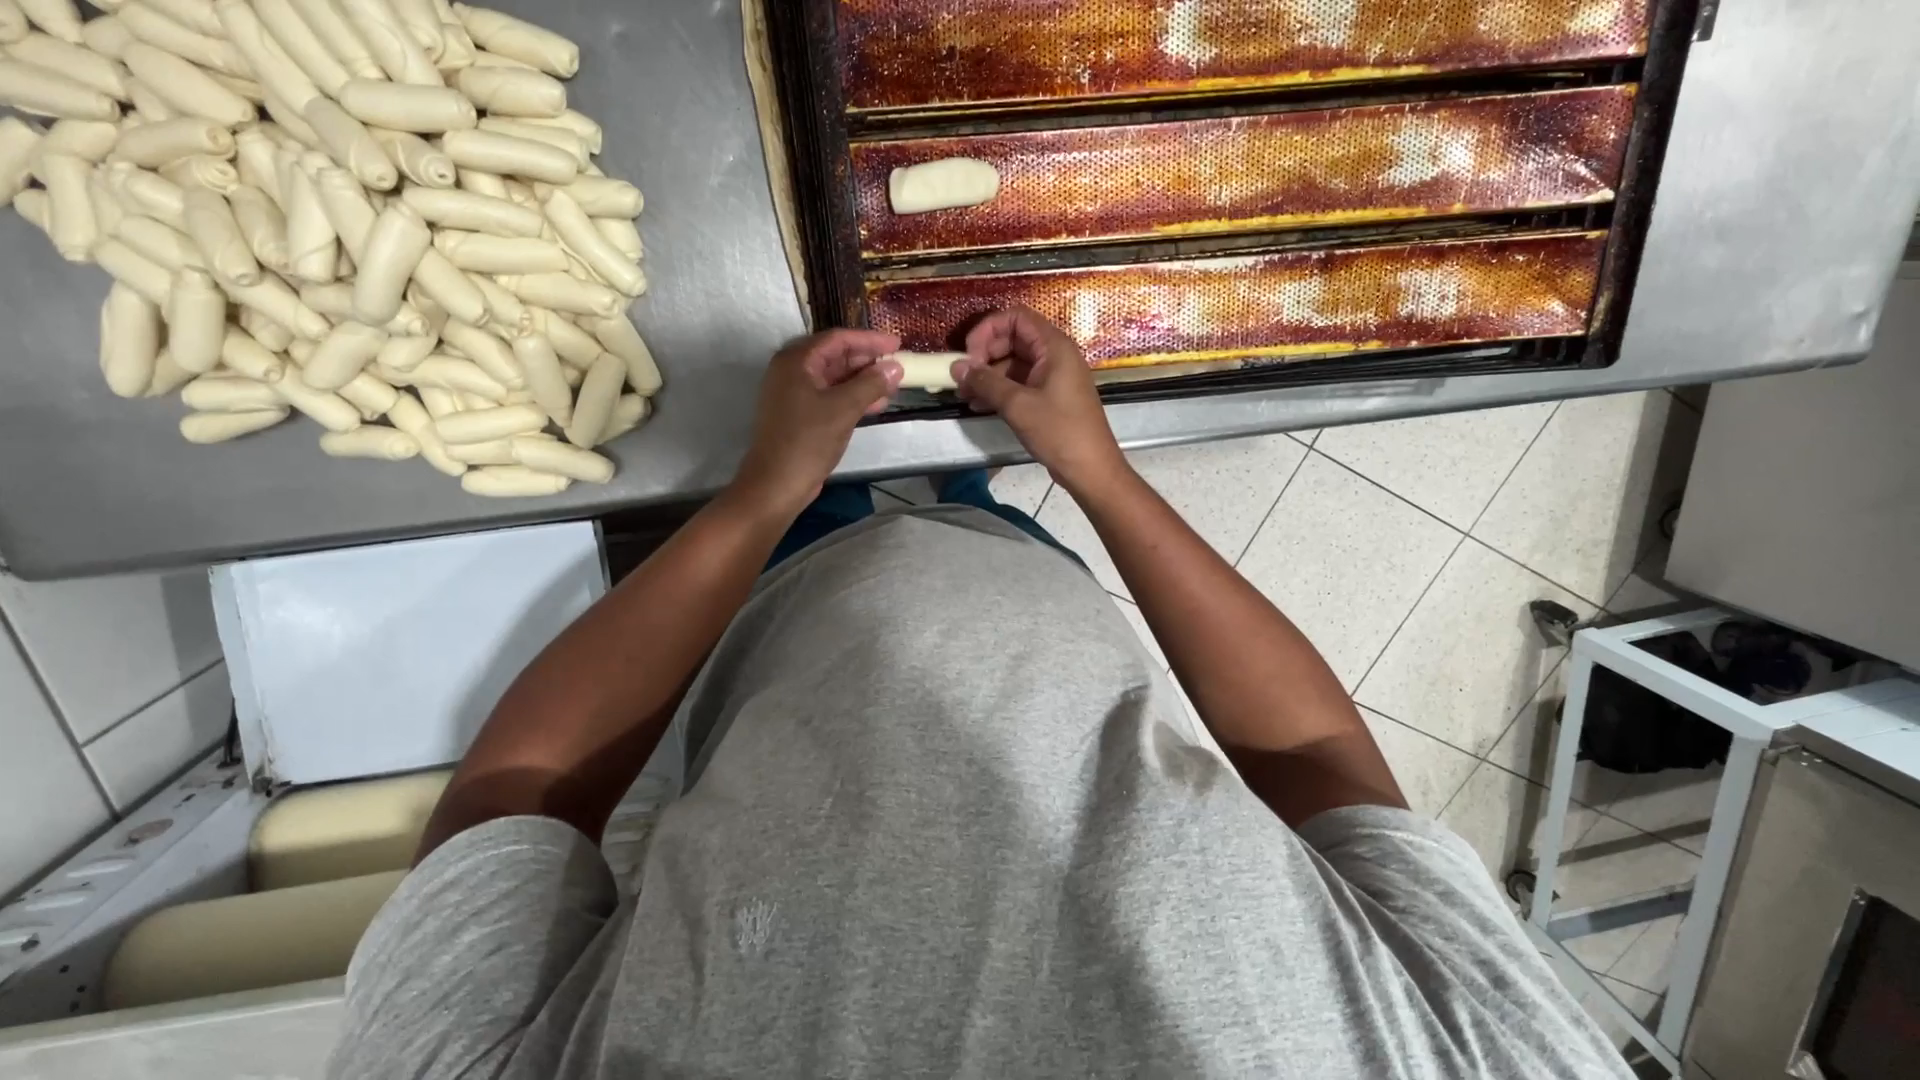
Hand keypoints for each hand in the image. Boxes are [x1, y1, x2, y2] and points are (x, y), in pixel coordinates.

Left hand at [732, 329, 902, 515]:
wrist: (777, 484)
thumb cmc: (807, 441)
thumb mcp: (844, 408)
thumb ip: (871, 384)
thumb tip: (895, 367)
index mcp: (796, 361)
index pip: (838, 339)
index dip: (869, 340)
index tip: (897, 344)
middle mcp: (792, 372)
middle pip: (835, 356)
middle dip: (868, 361)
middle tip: (897, 366)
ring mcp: (795, 394)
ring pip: (835, 378)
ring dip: (864, 381)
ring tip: (892, 386)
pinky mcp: (800, 415)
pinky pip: (830, 397)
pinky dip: (852, 398)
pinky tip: (876, 405)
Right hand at [952, 305, 1127, 492]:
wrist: (1090, 468)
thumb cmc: (1059, 431)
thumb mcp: (1017, 405)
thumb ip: (985, 382)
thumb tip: (957, 367)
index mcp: (1053, 346)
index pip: (1015, 317)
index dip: (988, 329)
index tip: (969, 353)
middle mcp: (1054, 355)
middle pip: (1012, 339)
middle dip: (984, 355)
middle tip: (963, 378)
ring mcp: (1052, 376)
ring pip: (1013, 363)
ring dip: (988, 375)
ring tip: (965, 395)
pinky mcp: (1049, 396)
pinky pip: (1019, 383)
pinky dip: (999, 390)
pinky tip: (979, 405)